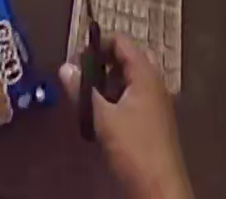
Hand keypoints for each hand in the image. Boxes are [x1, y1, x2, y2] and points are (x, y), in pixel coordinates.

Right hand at [59, 35, 192, 198]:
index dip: (99, 44)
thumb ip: (82, 91)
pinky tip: (103, 115)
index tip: (78, 58)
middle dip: (104, 62)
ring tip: (90, 95)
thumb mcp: (103, 119)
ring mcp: (156, 104)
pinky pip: (134, 96)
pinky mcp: (154, 122)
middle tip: (85, 74)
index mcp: (145, 75)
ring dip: (109, 81)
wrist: (161, 193)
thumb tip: (64, 67)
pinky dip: (117, 97)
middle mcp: (154, 83)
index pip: (121, 42)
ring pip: (130, 79)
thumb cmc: (134, 149)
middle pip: (127, 58)